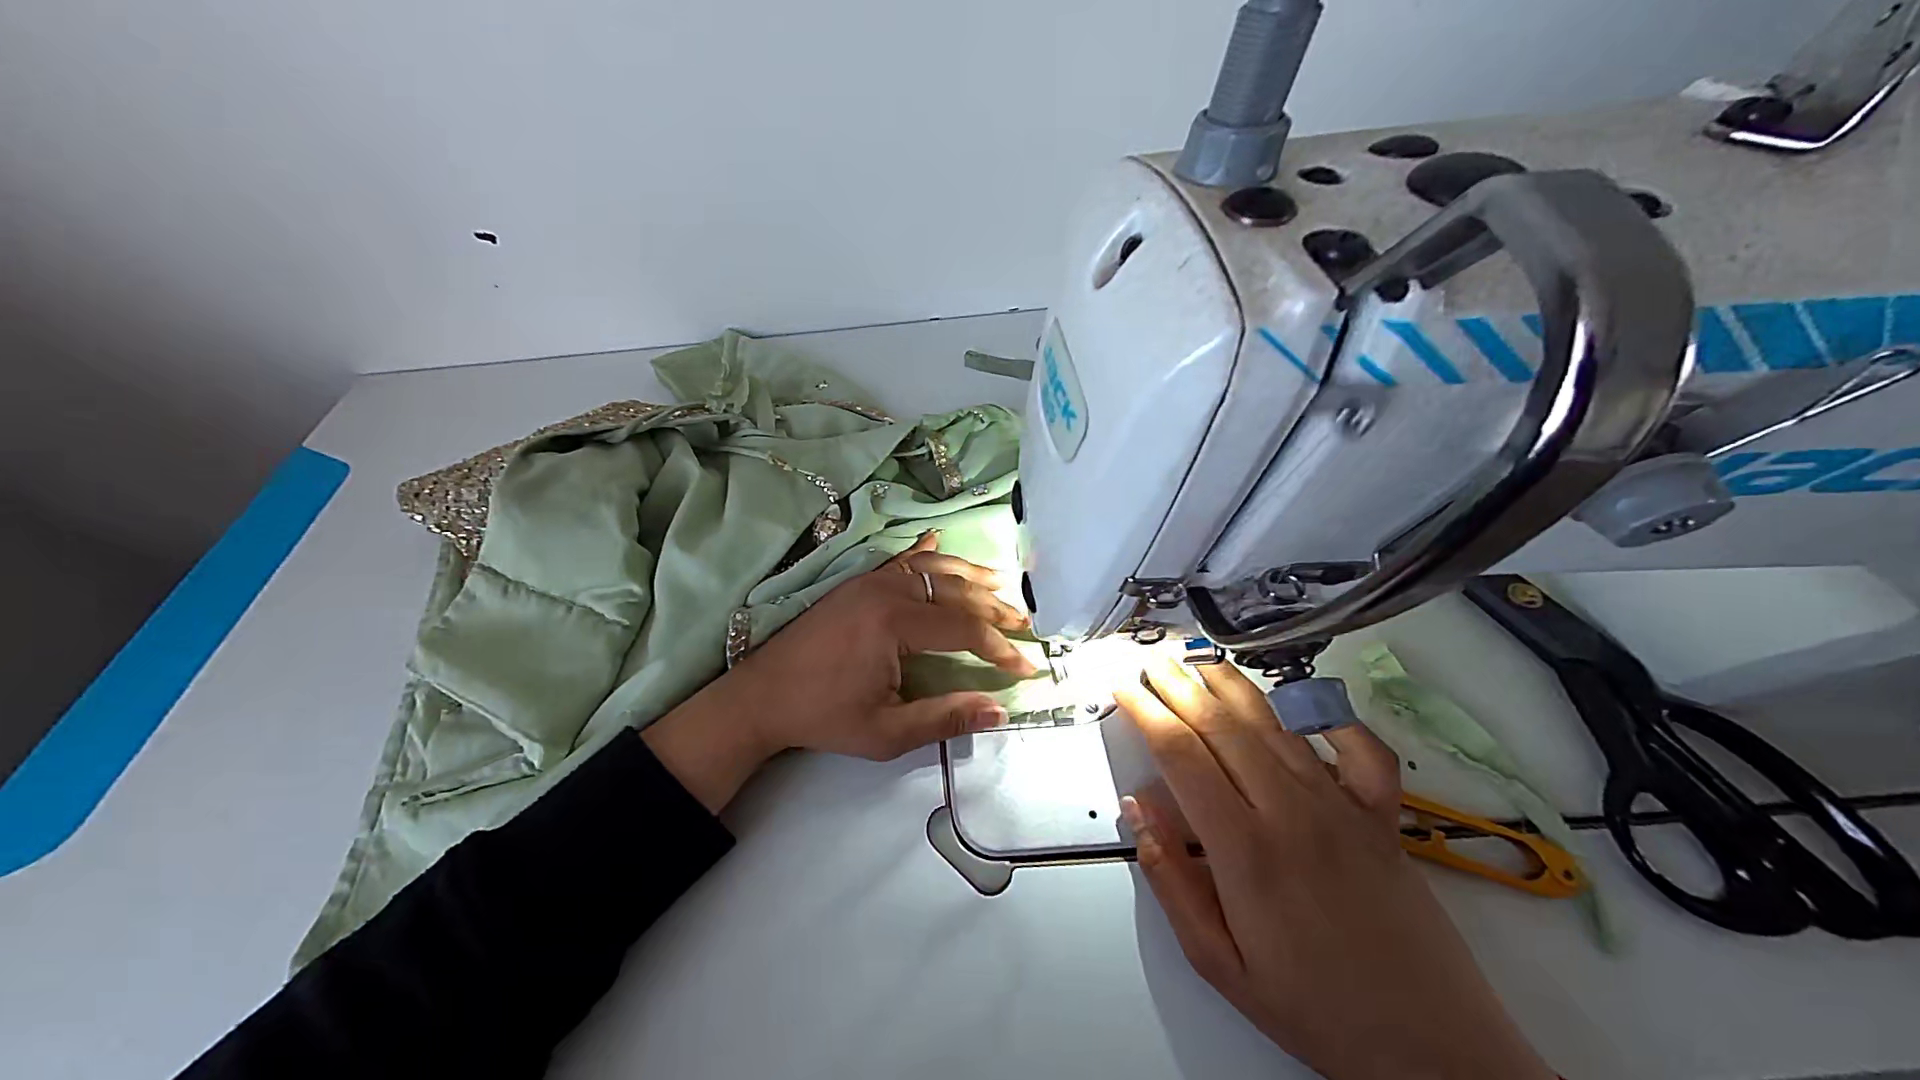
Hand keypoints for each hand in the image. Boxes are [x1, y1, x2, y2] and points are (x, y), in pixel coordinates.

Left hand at [645, 531, 1035, 810]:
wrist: (761, 696)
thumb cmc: (822, 716)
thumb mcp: (885, 732)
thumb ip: (944, 718)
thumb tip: (998, 710)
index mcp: (894, 623)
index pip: (964, 628)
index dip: (1000, 649)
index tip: (1026, 667)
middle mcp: (886, 590)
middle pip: (956, 591)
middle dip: (996, 608)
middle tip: (1027, 624)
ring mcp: (870, 581)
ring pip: (933, 568)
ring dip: (970, 575)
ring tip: (1003, 582)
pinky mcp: (857, 583)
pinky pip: (900, 560)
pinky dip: (925, 553)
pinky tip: (938, 540)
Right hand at [1115, 658, 1554, 1079]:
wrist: (1431, 1047)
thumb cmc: (1315, 1009)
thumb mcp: (1218, 961)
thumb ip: (1171, 880)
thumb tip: (1138, 811)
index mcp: (1245, 849)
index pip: (1181, 754)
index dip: (1146, 713)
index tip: (1123, 689)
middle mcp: (1292, 812)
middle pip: (1223, 726)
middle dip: (1179, 686)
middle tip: (1152, 662)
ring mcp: (1342, 807)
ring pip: (1276, 725)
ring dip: (1232, 687)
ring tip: (1201, 663)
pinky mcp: (1382, 815)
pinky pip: (1360, 748)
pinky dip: (1333, 716)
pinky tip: (1303, 703)